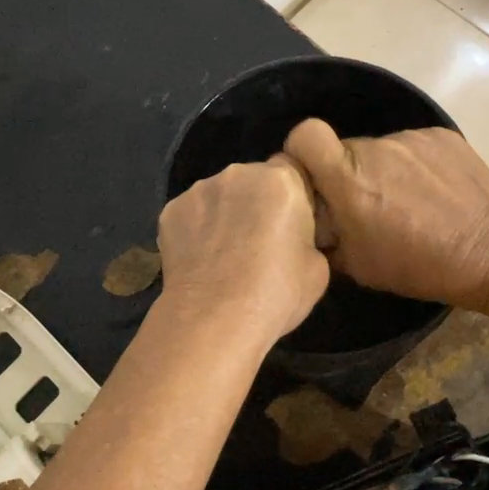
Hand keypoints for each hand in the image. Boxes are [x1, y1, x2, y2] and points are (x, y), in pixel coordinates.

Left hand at [157, 156, 330, 341]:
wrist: (214, 318)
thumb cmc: (277, 292)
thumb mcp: (318, 266)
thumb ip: (306, 235)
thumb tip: (292, 236)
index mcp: (280, 180)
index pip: (292, 171)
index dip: (292, 197)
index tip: (290, 223)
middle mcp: (237, 173)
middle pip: (252, 180)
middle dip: (255, 202)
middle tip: (256, 241)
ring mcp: (198, 190)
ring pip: (218, 195)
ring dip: (223, 214)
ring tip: (223, 254)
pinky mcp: (170, 210)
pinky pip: (191, 214)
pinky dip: (195, 229)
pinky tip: (199, 259)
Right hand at [282, 119, 488, 310]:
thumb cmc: (420, 266)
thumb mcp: (357, 266)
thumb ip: (325, 236)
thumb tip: (312, 221)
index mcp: (349, 181)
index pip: (304, 136)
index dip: (301, 152)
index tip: (312, 177)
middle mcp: (375, 149)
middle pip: (341, 148)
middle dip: (345, 173)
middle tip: (365, 205)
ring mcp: (410, 139)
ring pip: (377, 149)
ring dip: (380, 170)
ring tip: (405, 202)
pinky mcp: (440, 135)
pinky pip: (410, 146)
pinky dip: (412, 165)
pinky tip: (431, 193)